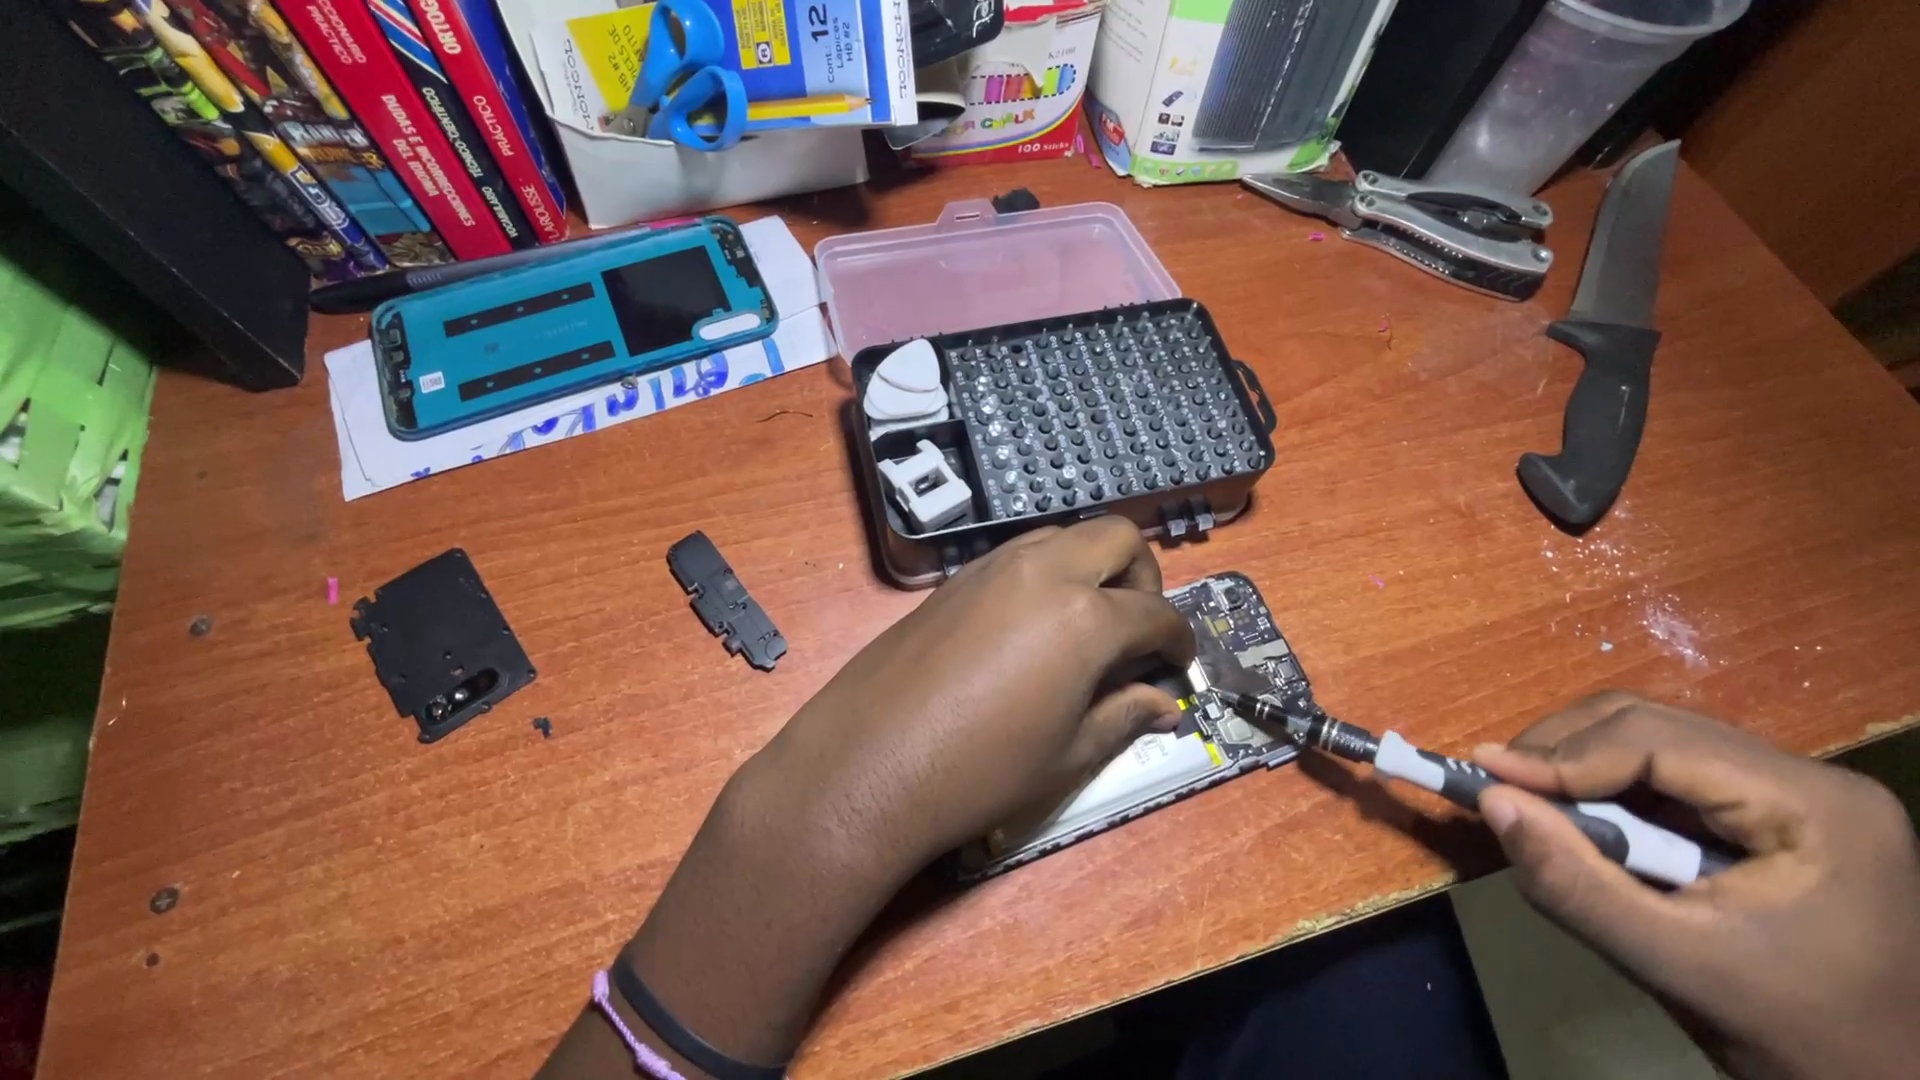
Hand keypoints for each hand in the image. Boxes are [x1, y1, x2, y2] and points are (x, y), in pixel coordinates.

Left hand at [592, 517, 1191, 1070]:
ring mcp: (992, 566)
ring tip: (1085, 623)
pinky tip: (1031, 627)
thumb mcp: (1068, 754)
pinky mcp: (954, 578)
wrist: (870, 762)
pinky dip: (1046, 573)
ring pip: (1064, 535)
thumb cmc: (981, 771)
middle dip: (1142, 577)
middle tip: (1135, 628)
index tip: (1178, 664)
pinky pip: (1018, 554)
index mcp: (1086, 615)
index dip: (1178, 639)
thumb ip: (1124, 716)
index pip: (1156, 611)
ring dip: (1091, 566)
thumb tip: (1165, 703)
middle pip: (1117, 538)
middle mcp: (1044, 571)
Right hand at [1473, 693, 1919, 1079]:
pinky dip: (1604, 784)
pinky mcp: (1768, 807)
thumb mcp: (1672, 962)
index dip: (1564, 753)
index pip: (1659, 742)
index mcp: (1812, 806)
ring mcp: (1791, 789)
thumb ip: (1574, 883)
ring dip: (1577, 762)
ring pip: (1649, 737)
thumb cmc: (1790, 1029)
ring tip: (1528, 798)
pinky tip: (1577, 815)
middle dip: (1562, 749)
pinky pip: (1663, 770)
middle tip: (1499, 782)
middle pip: (1650, 725)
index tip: (1488, 775)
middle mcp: (1807, 778)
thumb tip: (1491, 800)